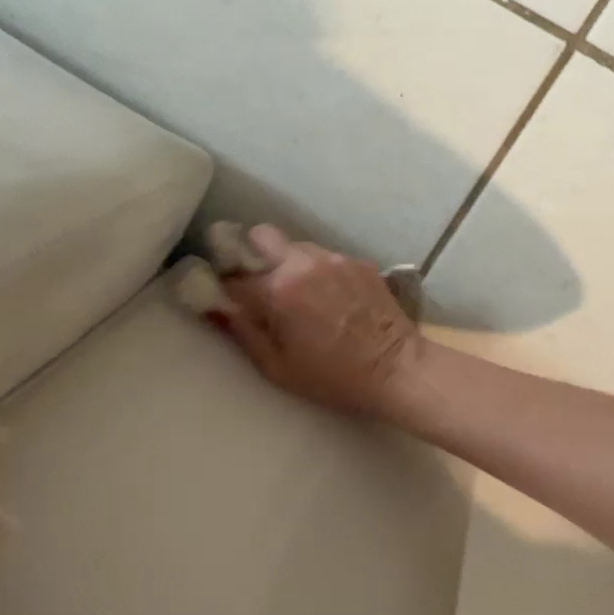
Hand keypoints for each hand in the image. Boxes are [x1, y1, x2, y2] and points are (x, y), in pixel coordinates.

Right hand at [209, 225, 423, 415]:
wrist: (397, 370)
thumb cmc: (333, 378)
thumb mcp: (277, 367)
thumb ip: (243, 333)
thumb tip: (215, 308)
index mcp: (278, 290)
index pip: (233, 275)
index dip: (226, 286)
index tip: (228, 297)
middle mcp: (303, 263)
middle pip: (262, 236)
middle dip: (255, 254)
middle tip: (261, 283)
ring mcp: (334, 259)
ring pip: (296, 245)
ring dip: (289, 263)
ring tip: (302, 294)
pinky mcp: (358, 262)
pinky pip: (326, 257)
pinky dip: (320, 271)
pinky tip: (331, 298)